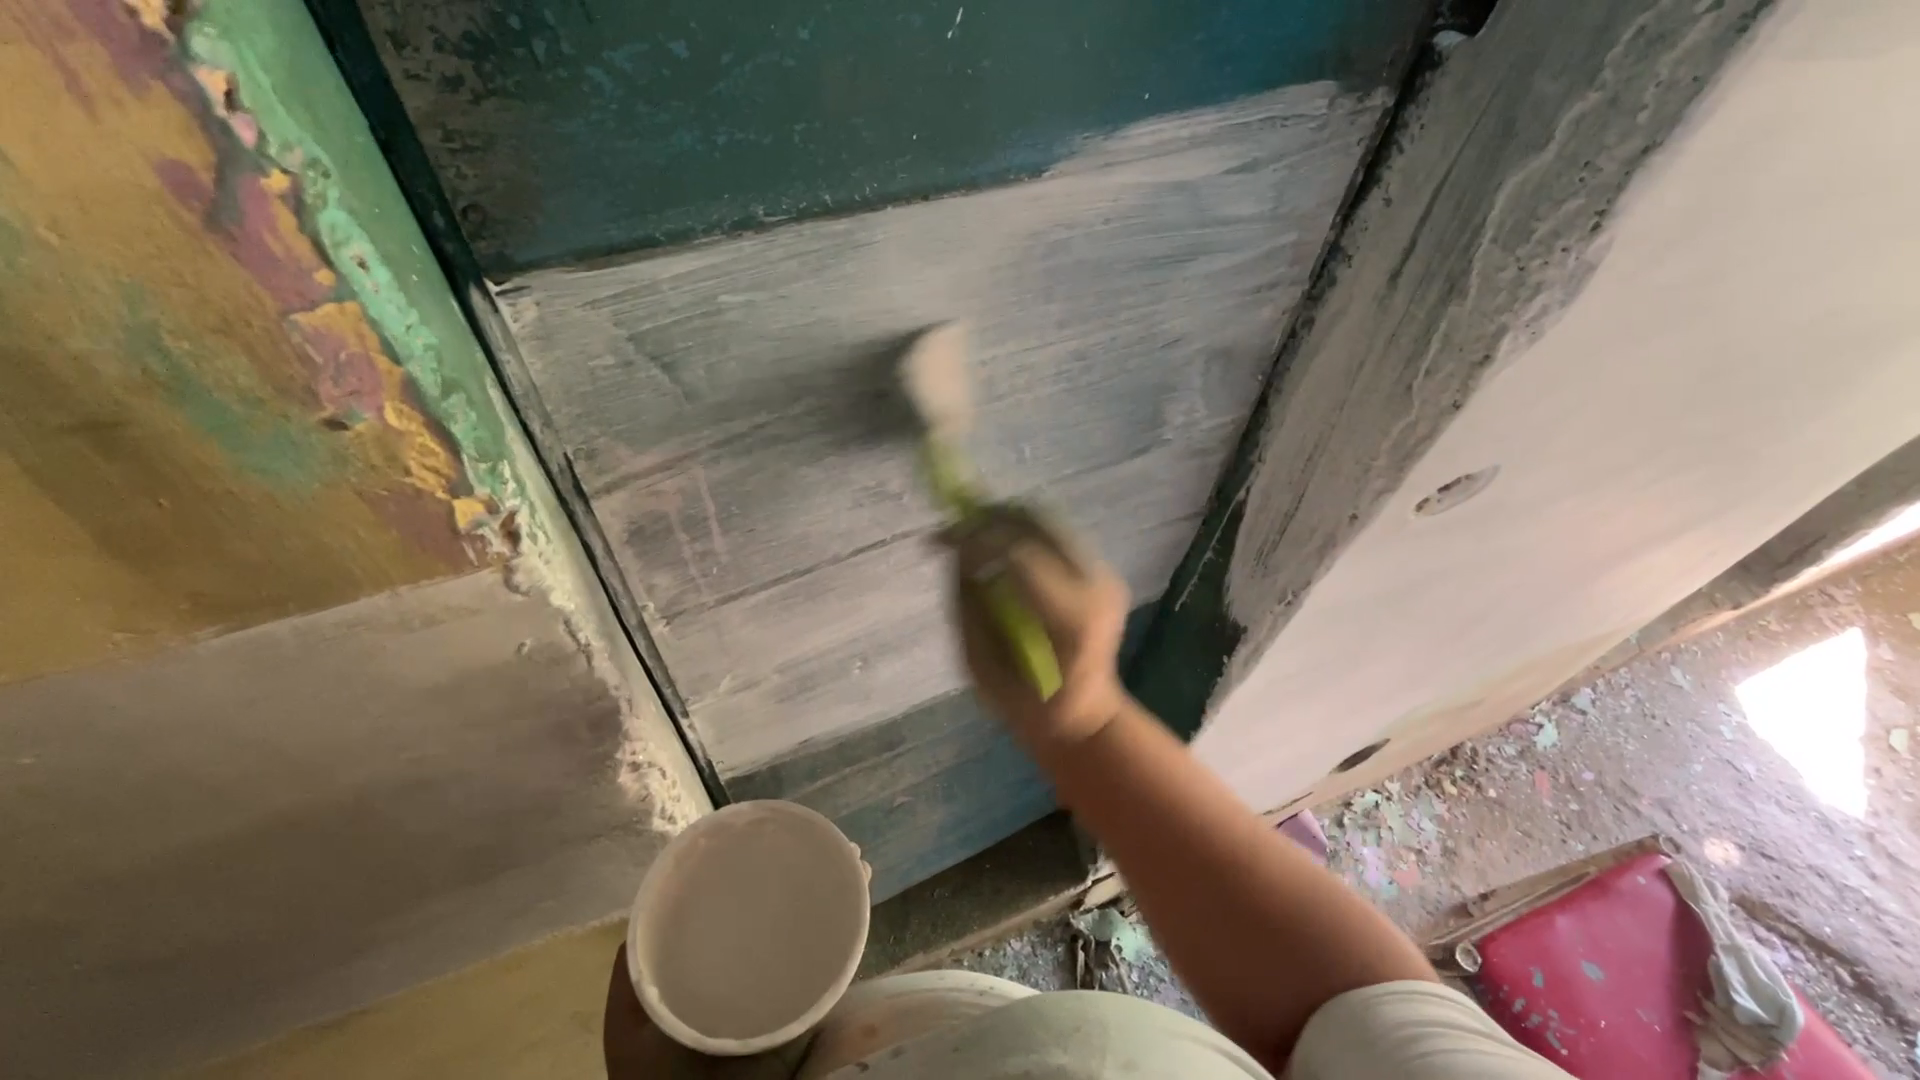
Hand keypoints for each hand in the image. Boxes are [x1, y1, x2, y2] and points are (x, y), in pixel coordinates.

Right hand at [940, 504, 1131, 750]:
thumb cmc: (1030, 705)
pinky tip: (993, 543)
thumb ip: (968, 611)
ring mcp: (1103, 576)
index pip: (1022, 557)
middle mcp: (1095, 587)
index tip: (941, 543)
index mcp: (1072, 618)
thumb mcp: (984, 669)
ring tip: (967, 530)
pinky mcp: (1100, 571)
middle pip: (1039, 525)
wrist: (1086, 714)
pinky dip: (1020, 531)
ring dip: (1003, 519)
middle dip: (989, 518)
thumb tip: (956, 556)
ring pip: (1048, 522)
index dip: (977, 540)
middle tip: (950, 528)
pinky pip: (1054, 536)